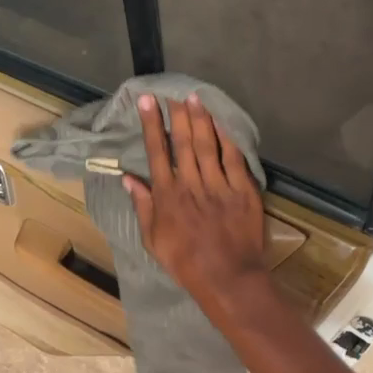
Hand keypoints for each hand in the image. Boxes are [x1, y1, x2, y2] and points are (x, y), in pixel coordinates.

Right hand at [123, 94, 268, 308]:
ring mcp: (219, 185)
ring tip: (194, 99)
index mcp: (167, 195)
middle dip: (176, 115)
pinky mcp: (243, 191)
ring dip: (200, 120)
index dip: (151, 124)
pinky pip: (234, 159)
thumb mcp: (153, 239)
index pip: (156, 152)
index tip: (146, 102)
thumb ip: (143, 206)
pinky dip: (227, 139)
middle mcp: (191, 184)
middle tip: (171, 94)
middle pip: (183, 142)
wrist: (227, 278)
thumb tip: (129, 179)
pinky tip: (222, 124)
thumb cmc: (185, 262)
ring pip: (207, 145)